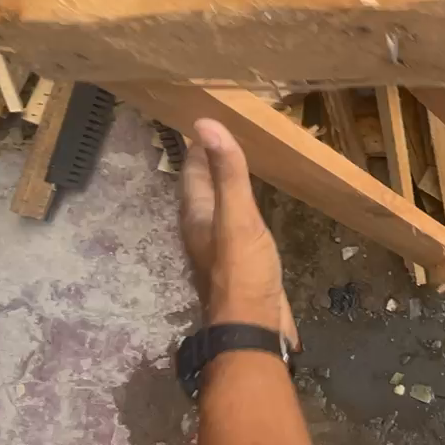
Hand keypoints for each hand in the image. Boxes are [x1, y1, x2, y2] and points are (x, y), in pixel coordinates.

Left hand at [179, 118, 299, 345]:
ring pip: (218, 208)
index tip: (206, 118)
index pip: (192, 170)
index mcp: (197, 215)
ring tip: (238, 168)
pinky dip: (241, 211)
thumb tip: (206, 123)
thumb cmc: (242, 272)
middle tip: (224, 137)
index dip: (197, 144)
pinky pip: (236, 227)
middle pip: (201, 188)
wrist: (253, 326)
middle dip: (209, 163)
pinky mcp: (238, 264)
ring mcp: (219, 249)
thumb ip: (227, 173)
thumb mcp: (238, 218)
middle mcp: (202, 229)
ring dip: (225, 188)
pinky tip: (252, 213)